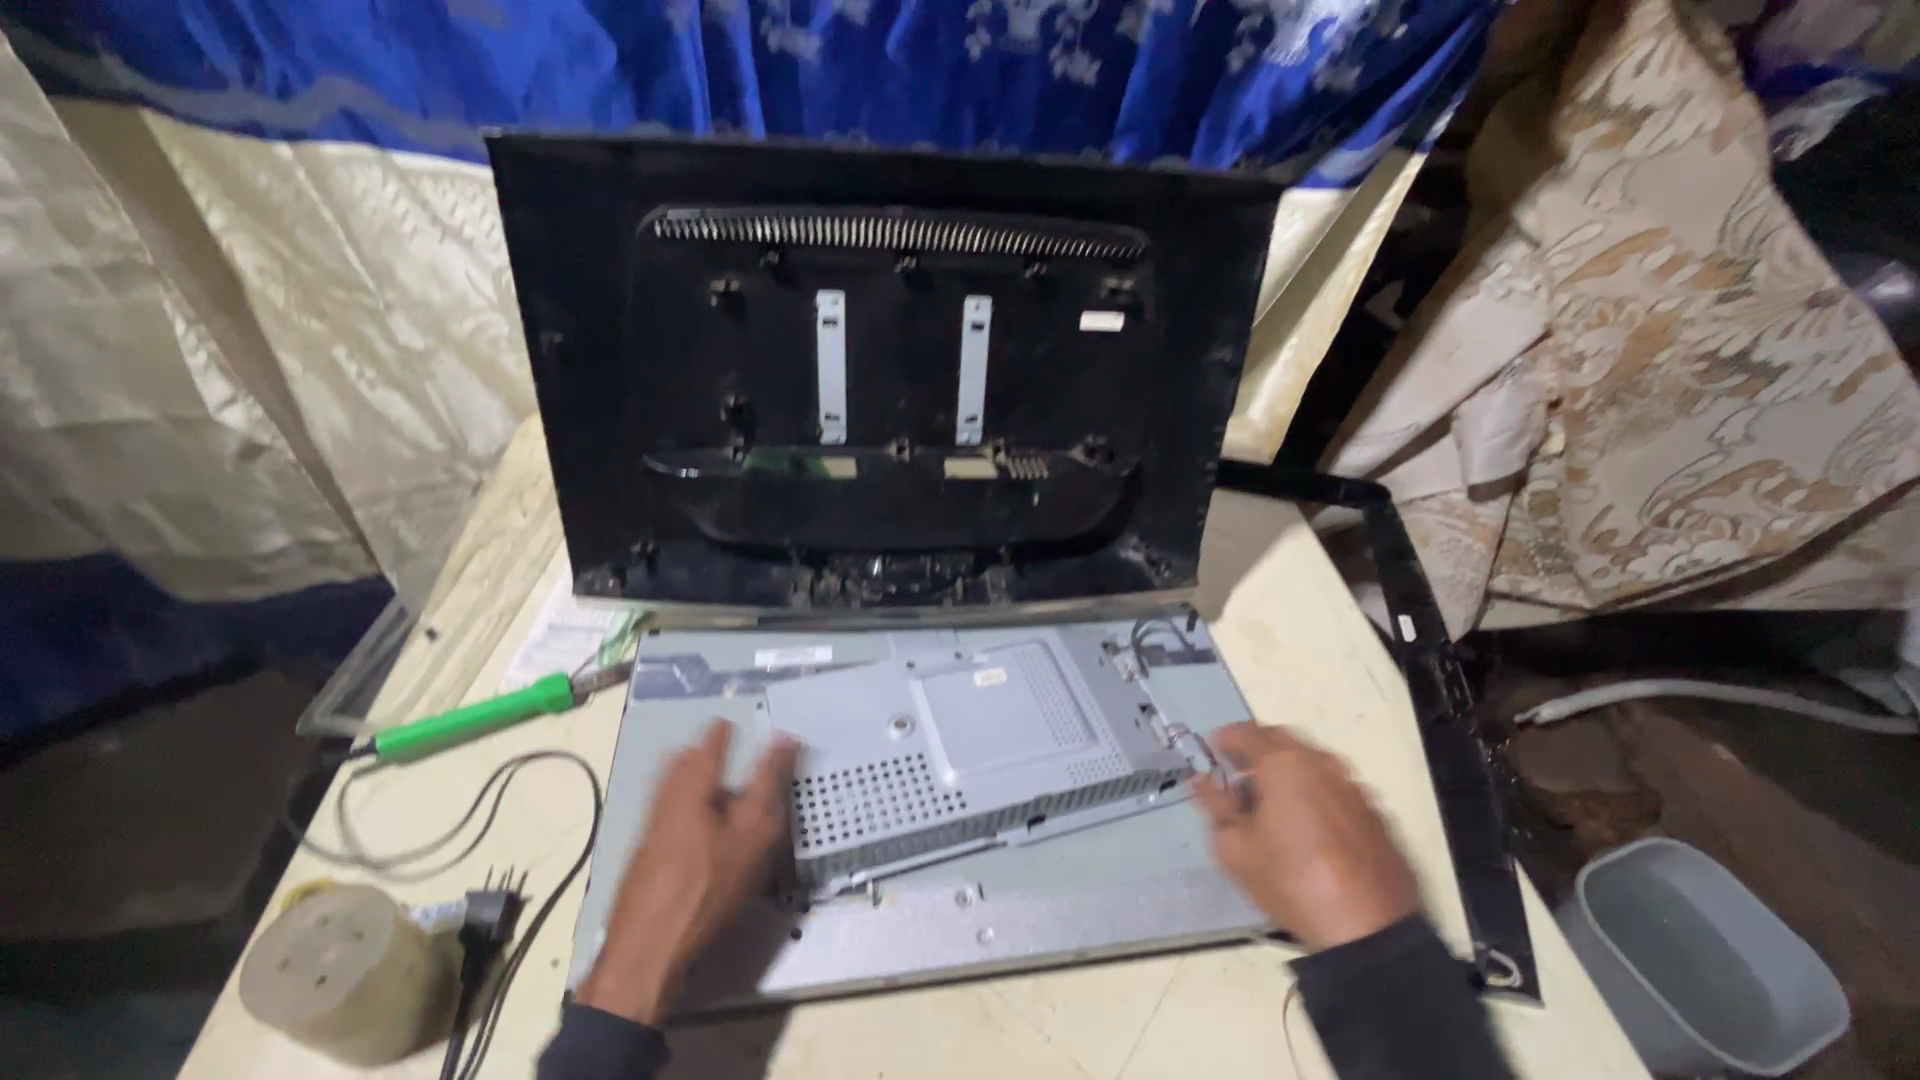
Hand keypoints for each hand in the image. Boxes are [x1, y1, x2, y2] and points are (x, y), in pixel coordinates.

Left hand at [577, 719, 800, 1023]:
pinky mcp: (644, 857)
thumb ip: (769, 782)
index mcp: (690, 785)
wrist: (648, 950)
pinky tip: (703, 836)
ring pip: (670, 788)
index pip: (712, 742)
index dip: (729, 732)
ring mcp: (650, 829)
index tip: (741, 726)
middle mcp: (664, 798)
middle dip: (704, 753)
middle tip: (726, 753)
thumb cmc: (707, 888)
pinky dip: (686, 810)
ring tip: (720, 793)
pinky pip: (666, 815)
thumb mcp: (752, 835)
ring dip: (694, 780)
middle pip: (682, 761)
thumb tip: (786, 738)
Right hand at [1191, 722, 1420, 950]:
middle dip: (1256, 749)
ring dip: (1287, 769)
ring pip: (1312, 761)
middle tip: (1238, 776)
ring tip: (1271, 802)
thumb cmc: (1290, 881)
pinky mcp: (1375, 812)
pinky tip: (1306, 825)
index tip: (1211, 753)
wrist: (1368, 927)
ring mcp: (1354, 786)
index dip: (1223, 739)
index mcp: (1283, 763)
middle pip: (1282, 739)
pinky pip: (1334, 786)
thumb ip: (1215, 805)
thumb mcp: (1235, 848)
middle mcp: (1322, 763)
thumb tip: (1202, 780)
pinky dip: (1314, 791)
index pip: (1245, 732)